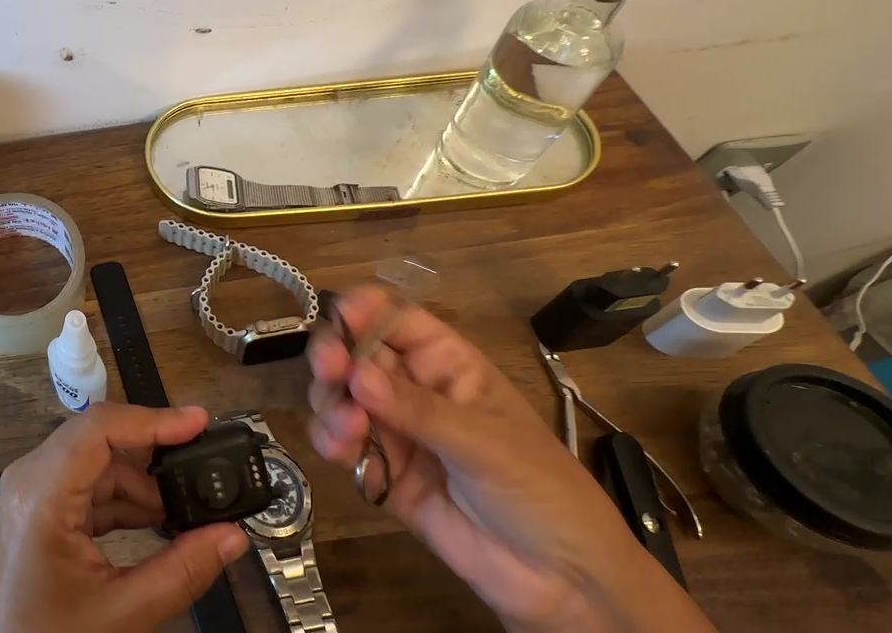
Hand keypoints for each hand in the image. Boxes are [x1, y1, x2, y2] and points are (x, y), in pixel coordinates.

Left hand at [0, 403, 249, 632]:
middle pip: (100, 443)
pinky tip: (159, 523)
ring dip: (143, 485)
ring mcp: (31, 495)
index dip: (152, 419)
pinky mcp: (38, 514)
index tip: (199, 422)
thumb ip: (181, 571)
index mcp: (41, 491)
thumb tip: (232, 536)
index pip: (99, 428)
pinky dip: (124, 503)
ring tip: (188, 510)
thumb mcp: (121, 612)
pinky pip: (87, 491)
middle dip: (154, 453)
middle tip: (204, 467)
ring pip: (97, 466)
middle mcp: (31, 479)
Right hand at [305, 287, 713, 632]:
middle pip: (355, 352)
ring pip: (339, 396)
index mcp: (447, 365)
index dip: (365, 308)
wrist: (562, 582)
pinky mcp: (379, 472)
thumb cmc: (542, 490)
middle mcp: (412, 389)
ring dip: (330, 402)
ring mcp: (393, 430)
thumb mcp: (487, 443)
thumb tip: (356, 376)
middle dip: (334, 355)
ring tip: (348, 428)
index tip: (340, 315)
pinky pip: (339, 444)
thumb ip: (417, 410)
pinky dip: (329, 440)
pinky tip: (339, 450)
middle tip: (329, 370)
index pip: (396, 319)